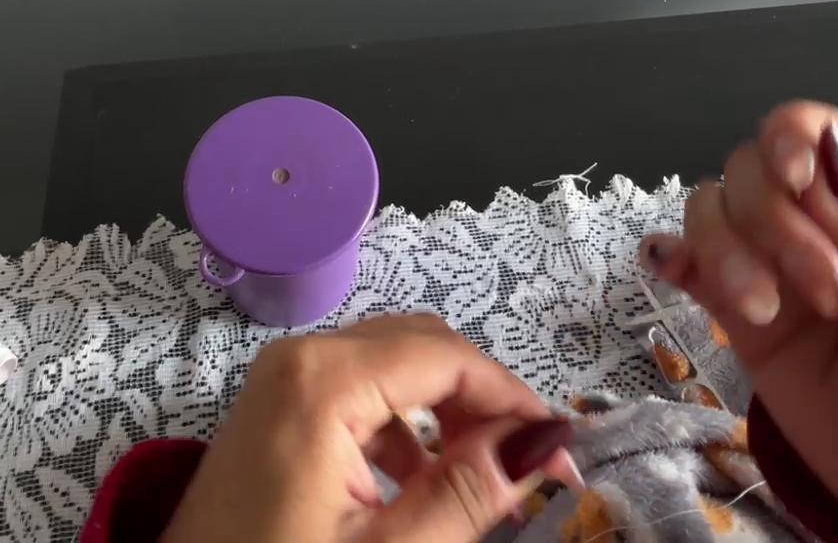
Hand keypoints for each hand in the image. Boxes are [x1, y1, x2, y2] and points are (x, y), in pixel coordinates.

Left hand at [161, 313, 581, 542]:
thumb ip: (465, 493)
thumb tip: (538, 447)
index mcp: (324, 378)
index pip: (443, 354)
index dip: (510, 396)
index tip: (560, 448)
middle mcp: (302, 352)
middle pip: (417, 344)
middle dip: (478, 397)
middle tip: (527, 464)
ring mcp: (283, 371)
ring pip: (389, 361)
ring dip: (441, 408)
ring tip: (478, 476)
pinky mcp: (277, 397)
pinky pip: (356, 386)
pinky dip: (399, 421)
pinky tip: (415, 479)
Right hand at [642, 101, 837, 542]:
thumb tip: (818, 177)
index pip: (826, 136)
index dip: (793, 137)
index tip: (791, 181)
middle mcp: (829, 230)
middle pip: (754, 167)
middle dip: (769, 218)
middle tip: (818, 293)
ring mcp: (778, 273)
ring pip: (712, 207)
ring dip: (721, 246)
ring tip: (758, 309)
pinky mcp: (741, 318)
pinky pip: (688, 262)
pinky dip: (672, 254)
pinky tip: (673, 270)